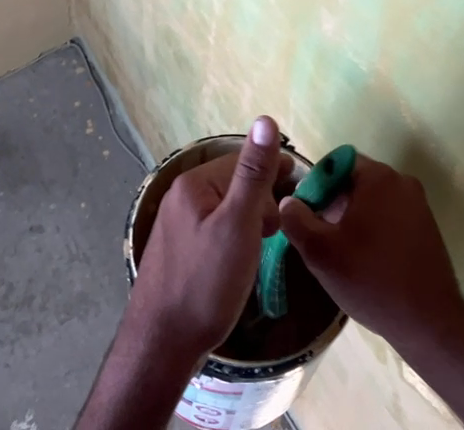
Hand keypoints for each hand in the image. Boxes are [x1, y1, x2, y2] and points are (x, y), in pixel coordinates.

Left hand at [127, 116, 291, 357]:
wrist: (164, 343)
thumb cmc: (206, 282)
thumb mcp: (239, 224)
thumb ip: (254, 173)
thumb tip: (265, 120)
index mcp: (193, 185)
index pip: (241, 162)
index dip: (272, 172)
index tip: (299, 186)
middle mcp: (179, 199)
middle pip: (231, 184)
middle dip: (261, 198)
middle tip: (280, 228)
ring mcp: (175, 227)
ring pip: (223, 209)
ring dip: (249, 219)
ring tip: (264, 244)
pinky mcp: (178, 253)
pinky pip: (214, 231)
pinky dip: (234, 237)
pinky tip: (241, 261)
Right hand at [276, 154, 463, 343]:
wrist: (428, 322)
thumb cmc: (370, 279)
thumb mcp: (319, 251)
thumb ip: (296, 219)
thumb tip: (289, 202)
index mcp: (378, 177)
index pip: (336, 162)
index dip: (316, 184)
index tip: (306, 213)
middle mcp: (402, 182)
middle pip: (356, 180)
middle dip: (333, 202)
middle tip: (319, 235)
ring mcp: (419, 205)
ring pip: (373, 201)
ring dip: (353, 218)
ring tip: (340, 251)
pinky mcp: (427, 229)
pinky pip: (391, 217)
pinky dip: (374, 230)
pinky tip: (365, 261)